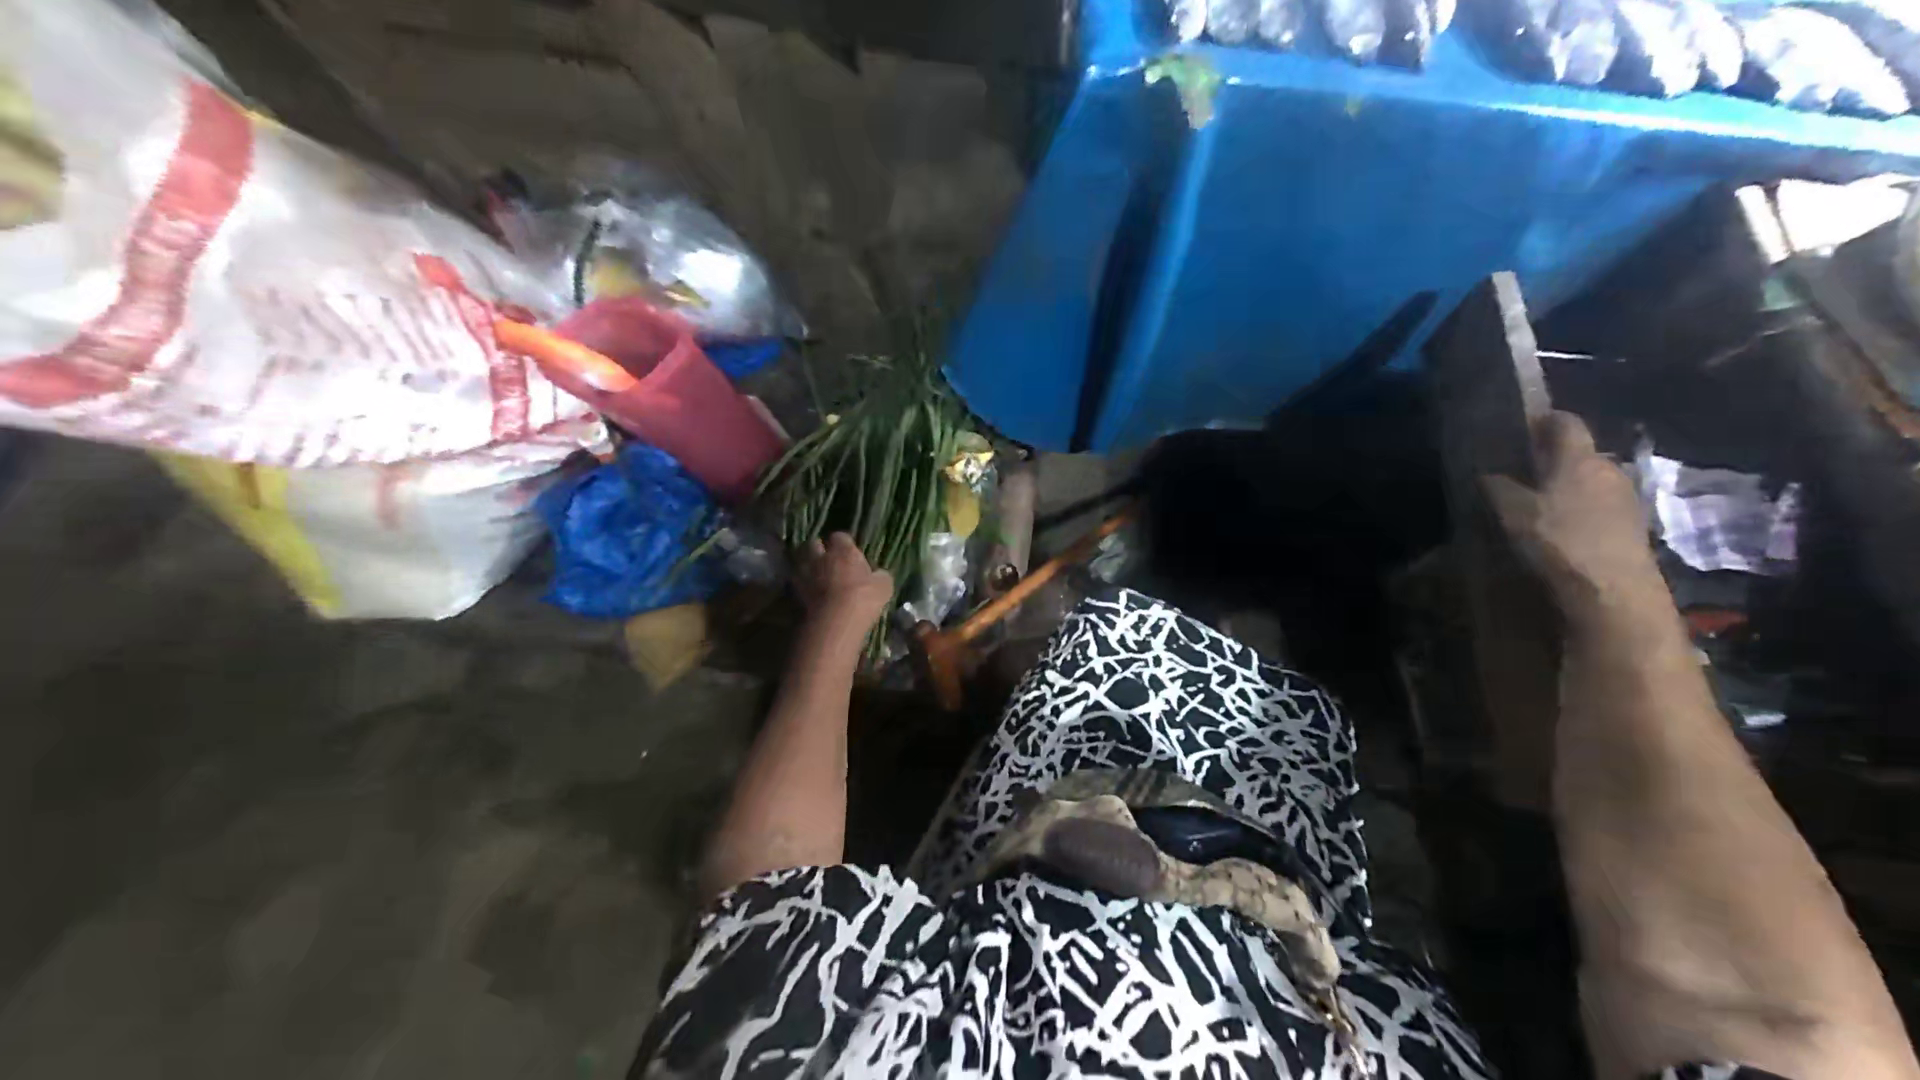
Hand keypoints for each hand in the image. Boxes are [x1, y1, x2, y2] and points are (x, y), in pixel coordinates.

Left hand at [795, 532, 892, 631]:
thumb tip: (878, 574)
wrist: (835, 620)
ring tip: (813, 574)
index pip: (840, 537)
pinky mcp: (794, 591)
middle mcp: (821, 556)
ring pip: (800, 561)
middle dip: (818, 550)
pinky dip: (800, 584)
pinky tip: (808, 592)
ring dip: (806, 565)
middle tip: (826, 559)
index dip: (844, 544)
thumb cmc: (864, 598)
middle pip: (813, 544)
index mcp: (843, 551)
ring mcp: (805, 573)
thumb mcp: (883, 586)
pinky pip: (796, 582)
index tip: (849, 552)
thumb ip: (880, 576)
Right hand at [1482, 412, 1661, 611]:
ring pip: (1588, 480)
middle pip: (1578, 453)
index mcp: (1580, 458)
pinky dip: (1576, 508)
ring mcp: (1626, 499)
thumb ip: (1498, 487)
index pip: (1565, 422)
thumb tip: (1488, 473)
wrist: (1612, 591)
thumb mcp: (1512, 512)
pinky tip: (1557, 528)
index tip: (1519, 425)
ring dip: (1564, 486)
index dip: (1542, 419)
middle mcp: (1609, 469)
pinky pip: (1597, 505)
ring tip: (1534, 503)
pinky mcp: (1631, 526)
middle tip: (1518, 470)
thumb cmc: (1559, 540)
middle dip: (1550, 457)